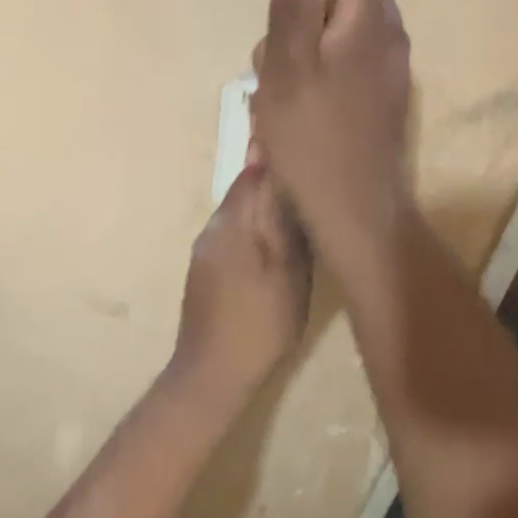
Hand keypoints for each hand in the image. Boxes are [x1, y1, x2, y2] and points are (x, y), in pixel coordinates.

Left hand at [168, 164, 311, 406]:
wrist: (212, 373)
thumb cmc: (259, 325)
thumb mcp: (286, 271)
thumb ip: (281, 220)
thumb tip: (278, 170)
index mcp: (230, 223)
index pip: (254, 170)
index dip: (280, 156)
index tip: (310, 144)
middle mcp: (210, 230)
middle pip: (244, 191)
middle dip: (274, 179)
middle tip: (314, 173)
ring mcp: (203, 253)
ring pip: (238, 215)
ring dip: (264, 208)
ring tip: (300, 206)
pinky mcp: (203, 273)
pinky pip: (232, 237)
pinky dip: (253, 231)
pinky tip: (274, 243)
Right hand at [252, 0, 411, 242]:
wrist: (353, 217)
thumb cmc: (312, 143)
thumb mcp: (287, 72)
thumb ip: (291, 10)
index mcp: (369, 21)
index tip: (286, 7)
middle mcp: (388, 41)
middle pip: (339, 6)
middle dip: (296, 30)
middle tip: (268, 72)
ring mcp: (386, 80)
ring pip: (334, 49)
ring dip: (296, 71)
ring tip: (270, 111)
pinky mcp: (376, 113)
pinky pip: (338, 85)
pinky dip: (310, 98)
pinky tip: (286, 133)